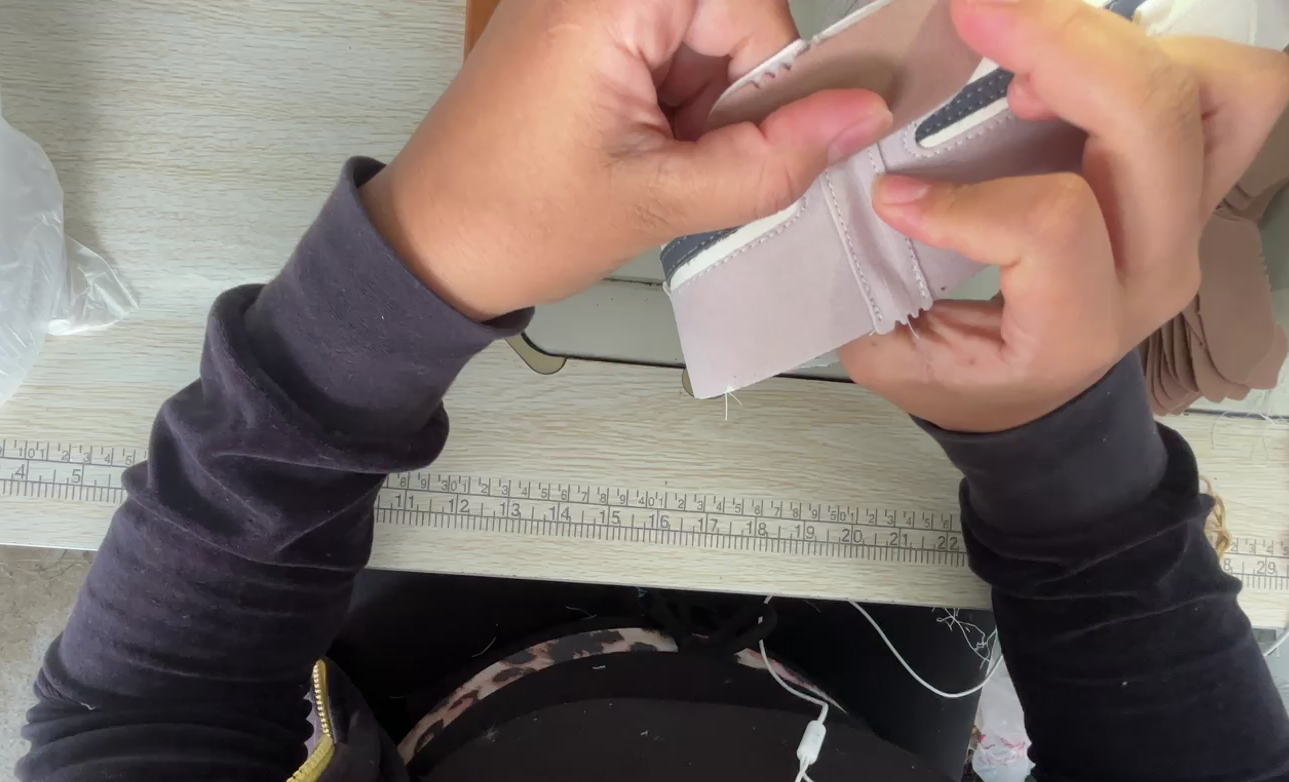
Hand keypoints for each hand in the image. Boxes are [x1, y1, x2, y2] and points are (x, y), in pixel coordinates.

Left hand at [360, 0, 893, 319]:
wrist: (426, 250)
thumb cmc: (513, 222)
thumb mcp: (656, 201)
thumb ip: (766, 162)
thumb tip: (862, 116)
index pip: (756, 13)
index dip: (766, 98)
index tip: (741, 161)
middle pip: (729, 27)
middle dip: (722, 113)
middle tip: (669, 174)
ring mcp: (582, 8)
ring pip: (697, 52)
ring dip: (690, 123)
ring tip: (632, 173)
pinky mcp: (573, 38)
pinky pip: (656, 63)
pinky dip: (662, 118)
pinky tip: (623, 161)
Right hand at [838, 0, 1288, 432]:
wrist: (1032, 401)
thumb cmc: (960, 385)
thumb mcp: (894, 359)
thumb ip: (871, 287)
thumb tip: (863, 190)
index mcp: (1074, 331)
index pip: (1050, 226)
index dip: (961, 198)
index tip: (889, 196)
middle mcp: (1153, 273)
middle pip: (1155, 125)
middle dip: (1061, 44)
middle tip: (973, 12)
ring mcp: (1190, 225)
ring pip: (1226, 92)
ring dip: (1125, 47)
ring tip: (1032, 50)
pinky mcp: (1195, 189)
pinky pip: (1223, 92)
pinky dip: (1154, 54)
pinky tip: (1066, 71)